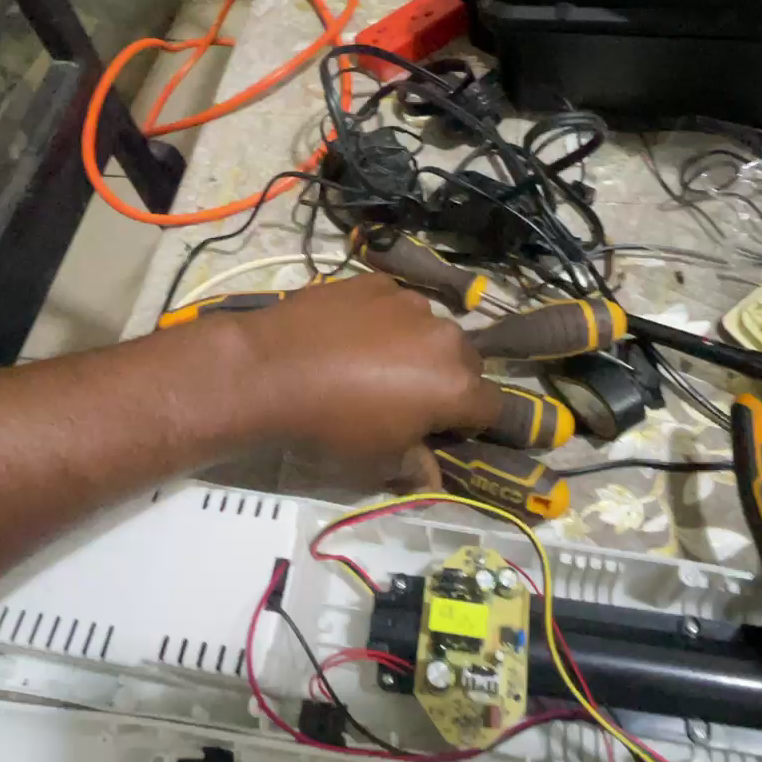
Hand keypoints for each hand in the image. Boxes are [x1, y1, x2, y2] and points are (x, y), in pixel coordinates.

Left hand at [227, 276, 498, 489]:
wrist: (270, 369)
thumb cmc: (332, 424)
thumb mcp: (378, 460)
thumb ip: (417, 468)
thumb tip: (433, 479)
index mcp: (456, 385)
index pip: (492, 406)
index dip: (471, 422)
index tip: (443, 430)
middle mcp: (445, 336)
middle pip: (467, 362)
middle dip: (449, 381)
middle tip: (409, 398)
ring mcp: (410, 302)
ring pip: (431, 329)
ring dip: (418, 346)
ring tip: (374, 362)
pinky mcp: (377, 281)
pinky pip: (395, 304)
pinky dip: (385, 320)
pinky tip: (350, 335)